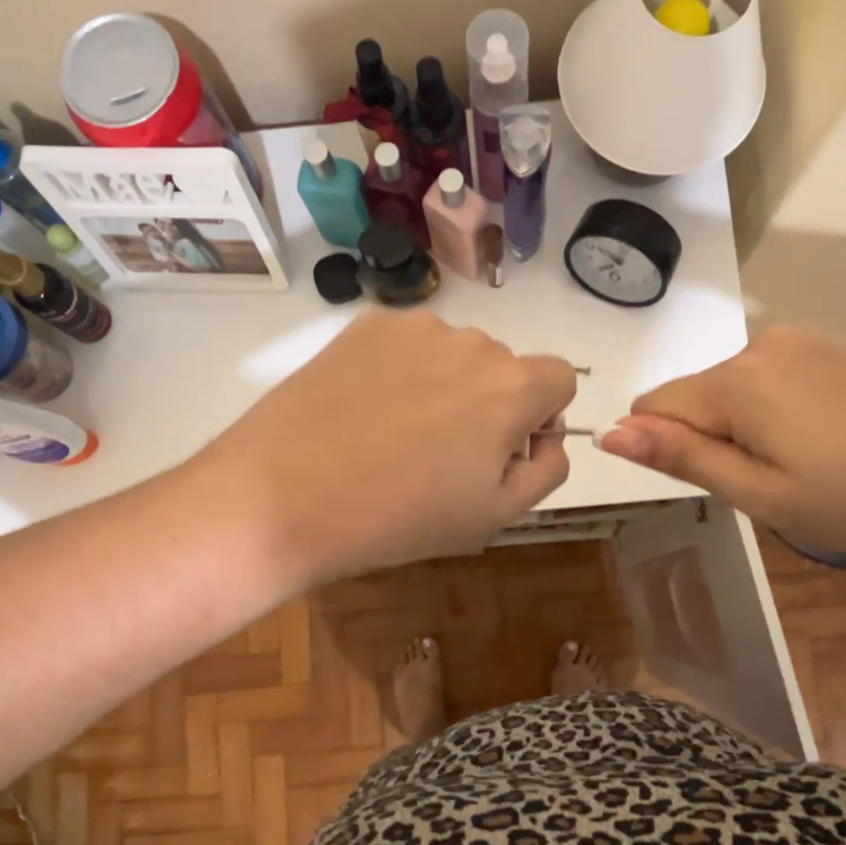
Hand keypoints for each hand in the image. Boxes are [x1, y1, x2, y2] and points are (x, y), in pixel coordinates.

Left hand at [198, 310, 577, 582]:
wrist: (285, 497)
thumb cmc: (400, 517)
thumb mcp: (493, 516)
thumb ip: (545, 471)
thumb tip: (548, 439)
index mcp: (512, 387)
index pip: (560, 378)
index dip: (541, 417)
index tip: (503, 452)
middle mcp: (471, 342)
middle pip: (504, 367)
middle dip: (491, 404)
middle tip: (441, 456)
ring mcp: (413, 329)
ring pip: (453, 355)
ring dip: (446, 385)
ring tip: (395, 436)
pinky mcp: (364, 327)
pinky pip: (406, 346)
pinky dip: (401, 372)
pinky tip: (365, 413)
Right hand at [595, 326, 845, 554]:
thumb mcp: (765, 495)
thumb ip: (683, 457)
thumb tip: (609, 432)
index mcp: (735, 382)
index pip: (652, 407)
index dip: (668, 451)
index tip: (721, 484)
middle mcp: (761, 343)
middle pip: (695, 395)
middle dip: (712, 439)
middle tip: (773, 486)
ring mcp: (804, 338)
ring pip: (735, 388)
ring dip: (748, 428)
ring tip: (809, 467)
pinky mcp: (837, 344)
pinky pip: (775, 378)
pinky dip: (782, 412)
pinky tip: (832, 441)